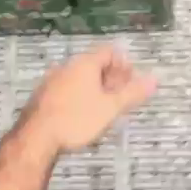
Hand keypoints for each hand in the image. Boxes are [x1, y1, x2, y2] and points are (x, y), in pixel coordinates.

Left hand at [15, 45, 155, 154]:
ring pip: (79, 77)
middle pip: (94, 63)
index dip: (123, 64)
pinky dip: (78, 95)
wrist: (36, 137)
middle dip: (110, 77)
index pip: (109, 51)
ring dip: (94, 87)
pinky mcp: (43, 95)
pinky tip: (80, 114)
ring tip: (103, 108)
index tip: (130, 82)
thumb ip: (132, 93)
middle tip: (120, 97)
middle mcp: (67, 66)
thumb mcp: (110, 108)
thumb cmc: (77, 119)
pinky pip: (66, 88)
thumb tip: (154, 79)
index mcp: (85, 63)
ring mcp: (52, 80)